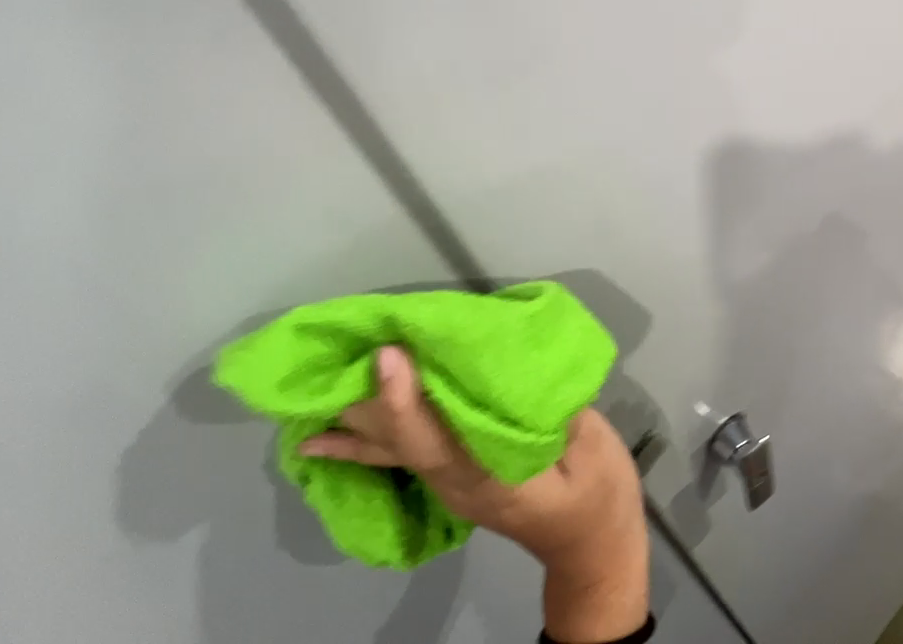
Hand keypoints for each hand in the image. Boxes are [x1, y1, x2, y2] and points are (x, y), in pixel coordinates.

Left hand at [300, 346, 648, 643]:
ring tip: (305, 407)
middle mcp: (455, 479)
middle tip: (330, 360)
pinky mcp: (457, 476)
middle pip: (398, 442)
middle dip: (366, 400)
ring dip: (355, 423)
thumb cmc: (597, 497)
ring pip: (393, 449)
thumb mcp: (593, 453)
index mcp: (489, 475)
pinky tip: (334, 438)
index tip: (389, 355)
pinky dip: (370, 437)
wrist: (592, 547)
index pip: (433, 438)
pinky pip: (406, 451)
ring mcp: (451, 482)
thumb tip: (523, 373)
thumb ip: (556, 415)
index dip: (406, 399)